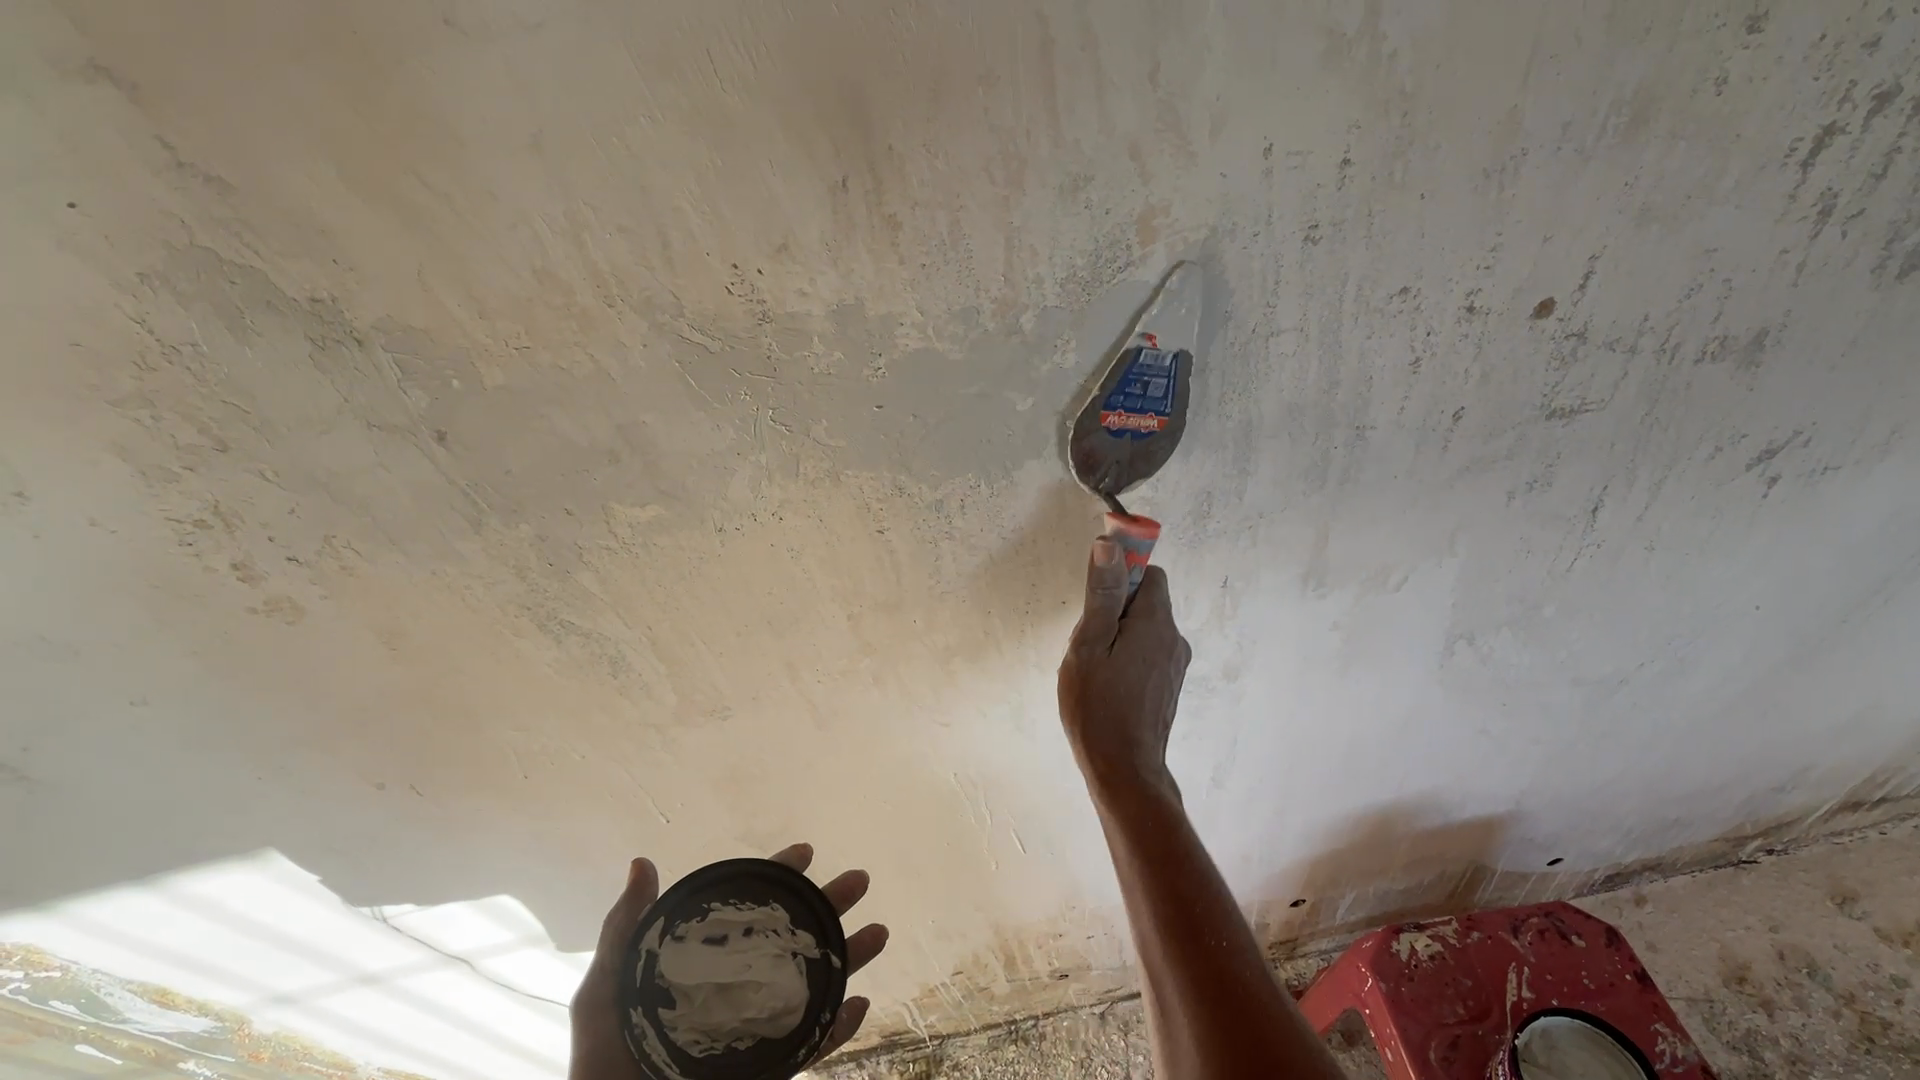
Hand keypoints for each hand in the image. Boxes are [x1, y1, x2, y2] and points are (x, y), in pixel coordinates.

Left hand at [569, 844, 890, 1079]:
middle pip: (793, 940)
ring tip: (878, 931)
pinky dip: (839, 1030)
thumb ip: (626, 929)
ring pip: (814, 987)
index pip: (748, 909)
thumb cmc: (605, 1058)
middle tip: (859, 879)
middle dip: (828, 907)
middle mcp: (739, 988)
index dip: (777, 877)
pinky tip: (858, 1006)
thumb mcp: (606, 989)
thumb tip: (642, 863)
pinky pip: (811, 1048)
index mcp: (706, 961)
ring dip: (849, 959)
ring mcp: (757, 1028)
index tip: (804, 851)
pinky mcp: (769, 1067)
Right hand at [1057, 536, 1192, 799]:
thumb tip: (1110, 545)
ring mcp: (1174, 666)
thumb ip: (1102, 594)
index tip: (1095, 599)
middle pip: (1145, 603)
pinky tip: (1106, 687)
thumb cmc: (1098, 706)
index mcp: (1157, 623)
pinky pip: (1146, 655)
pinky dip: (1126, 659)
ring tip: (1093, 669)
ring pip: (1143, 631)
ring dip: (1117, 638)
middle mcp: (1174, 639)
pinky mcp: (1168, 687)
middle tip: (1086, 643)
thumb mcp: (1089, 645)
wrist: (1124, 770)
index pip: (1149, 574)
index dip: (1121, 576)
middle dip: (1113, 611)